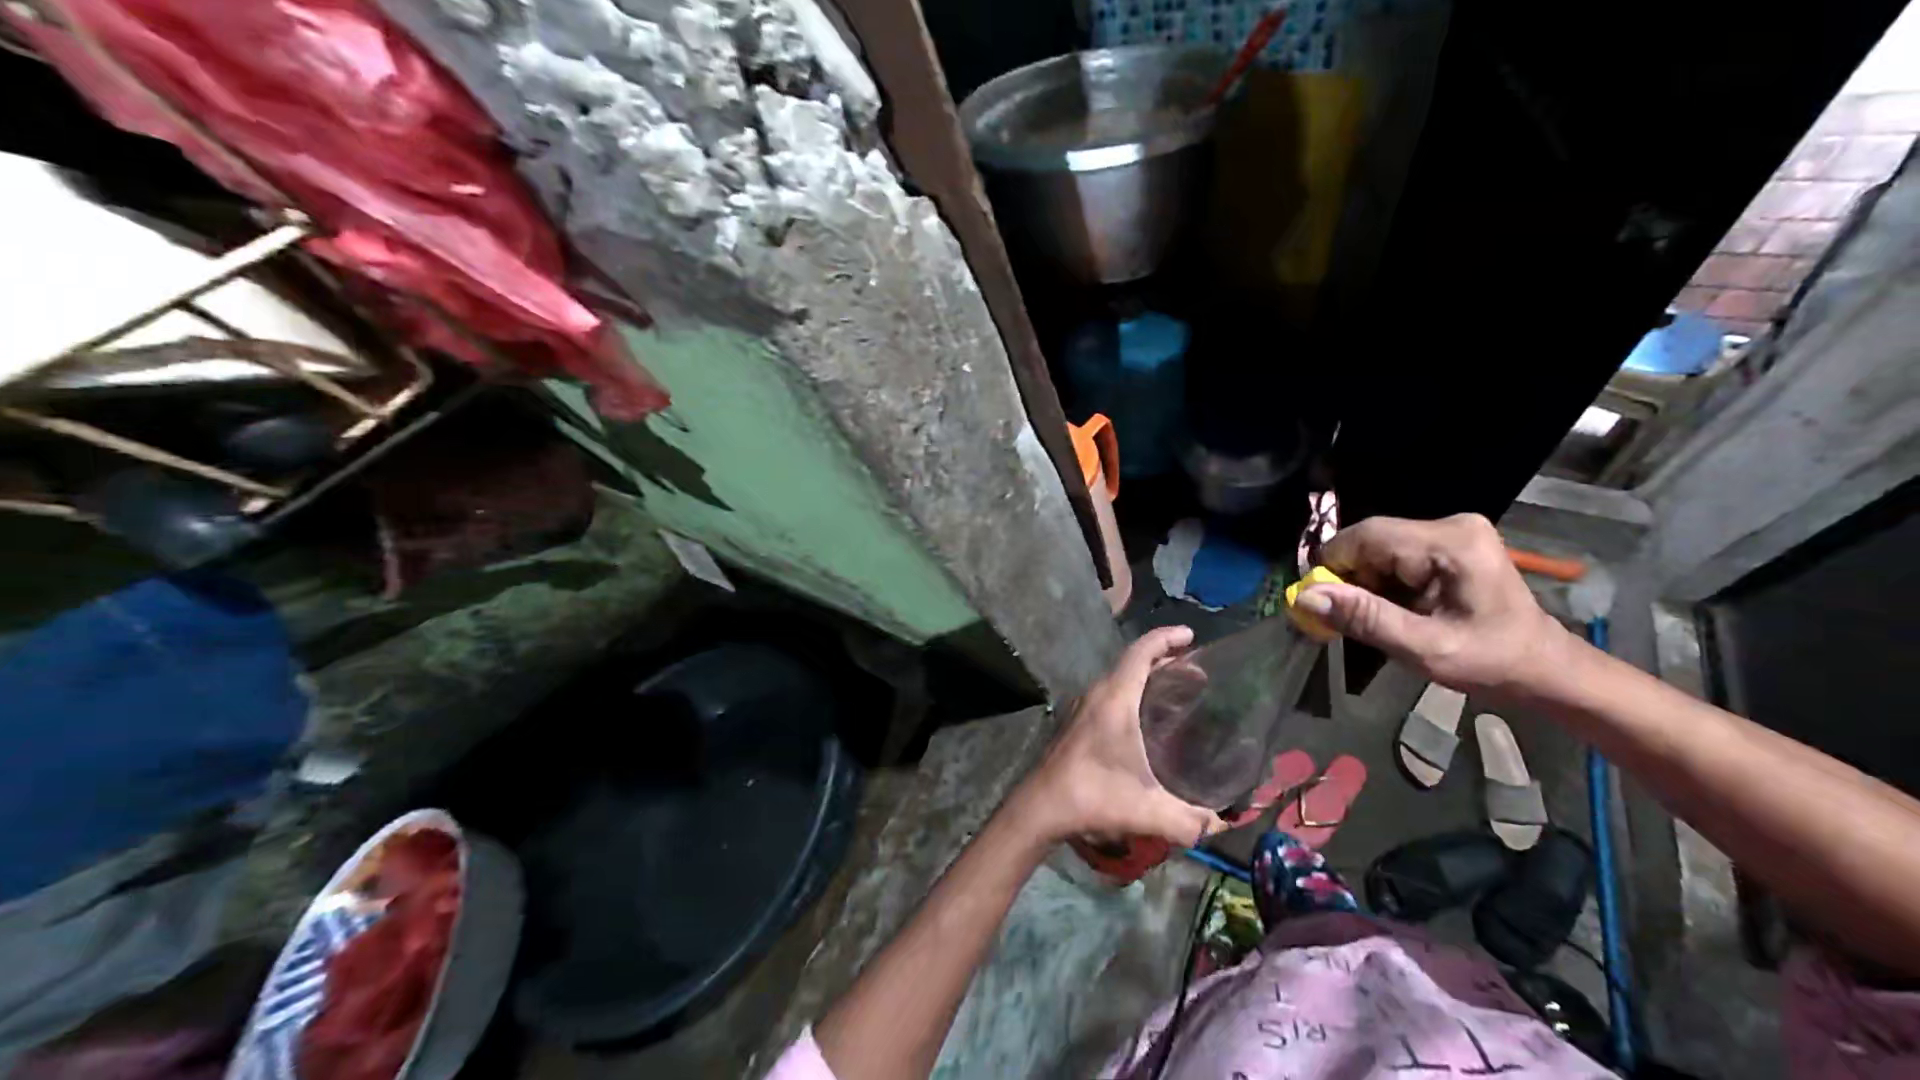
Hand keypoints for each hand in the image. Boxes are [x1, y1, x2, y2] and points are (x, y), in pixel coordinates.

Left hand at [1013, 626, 1227, 846]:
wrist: (1040, 807)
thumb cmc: (1092, 797)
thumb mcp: (1148, 811)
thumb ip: (1190, 821)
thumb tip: (1220, 824)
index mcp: (1114, 699)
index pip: (1141, 652)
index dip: (1166, 638)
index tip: (1190, 635)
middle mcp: (1096, 694)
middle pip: (1132, 663)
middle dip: (1164, 661)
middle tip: (1197, 674)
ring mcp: (1081, 707)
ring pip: (1118, 680)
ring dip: (1146, 679)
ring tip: (1177, 694)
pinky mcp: (1073, 722)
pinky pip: (1108, 695)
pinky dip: (1130, 695)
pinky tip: (1145, 721)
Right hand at [1293, 513, 1571, 700]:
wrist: (1544, 670)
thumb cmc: (1490, 663)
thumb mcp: (1422, 648)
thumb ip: (1364, 618)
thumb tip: (1305, 597)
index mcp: (1450, 543)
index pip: (1365, 537)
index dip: (1333, 567)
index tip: (1322, 606)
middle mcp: (1450, 525)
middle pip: (1369, 541)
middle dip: (1351, 579)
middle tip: (1352, 620)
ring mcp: (1450, 532)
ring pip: (1376, 549)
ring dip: (1365, 583)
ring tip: (1381, 618)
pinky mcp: (1447, 544)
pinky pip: (1392, 555)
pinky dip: (1381, 582)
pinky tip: (1395, 608)